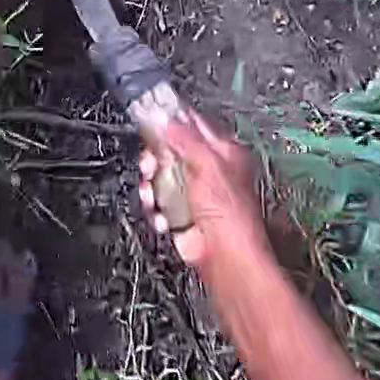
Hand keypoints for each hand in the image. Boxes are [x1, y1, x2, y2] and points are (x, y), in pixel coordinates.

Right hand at [138, 109, 264, 267]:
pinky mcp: (181, 215)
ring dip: (151, 186)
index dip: (171, 122)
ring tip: (153, 195)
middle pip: (170, 153)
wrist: (225, 258)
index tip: (150, 120)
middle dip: (155, 159)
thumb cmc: (230, 215)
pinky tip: (160, 215)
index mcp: (223, 153)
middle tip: (149, 164)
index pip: (192, 126)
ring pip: (160, 178)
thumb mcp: (207, 164)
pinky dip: (155, 209)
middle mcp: (209, 172)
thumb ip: (185, 138)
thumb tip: (166, 120)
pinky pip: (158, 203)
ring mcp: (194, 195)